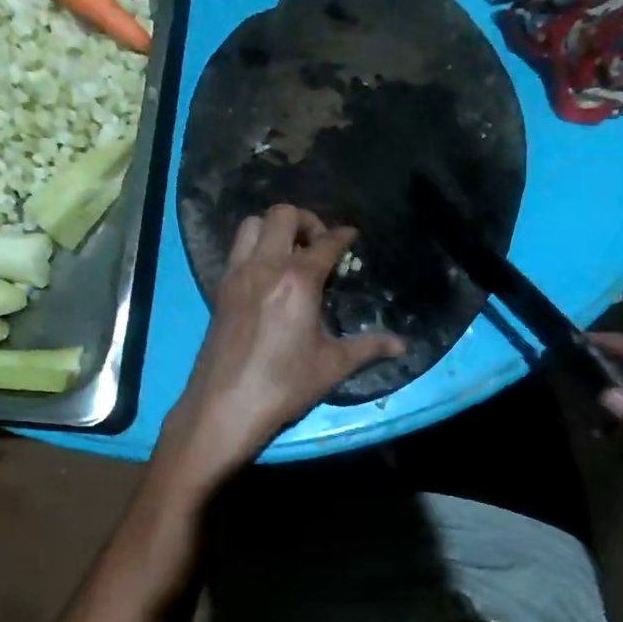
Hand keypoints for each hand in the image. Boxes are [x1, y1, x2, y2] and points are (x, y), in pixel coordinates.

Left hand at [156, 206, 404, 487]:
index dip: (342, 236)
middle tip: (318, 246)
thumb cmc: (283, 385)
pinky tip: (267, 277)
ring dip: (274, 229)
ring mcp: (236, 275)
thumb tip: (403, 345)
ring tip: (290, 254)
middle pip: (282, 215)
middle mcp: (264, 266)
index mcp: (297, 280)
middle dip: (306, 221)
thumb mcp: (332, 366)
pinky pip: (236, 251)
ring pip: (251, 225)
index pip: (325, 243)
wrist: (224, 406)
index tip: (351, 237)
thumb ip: (369, 347)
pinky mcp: (219, 290)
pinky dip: (254, 249)